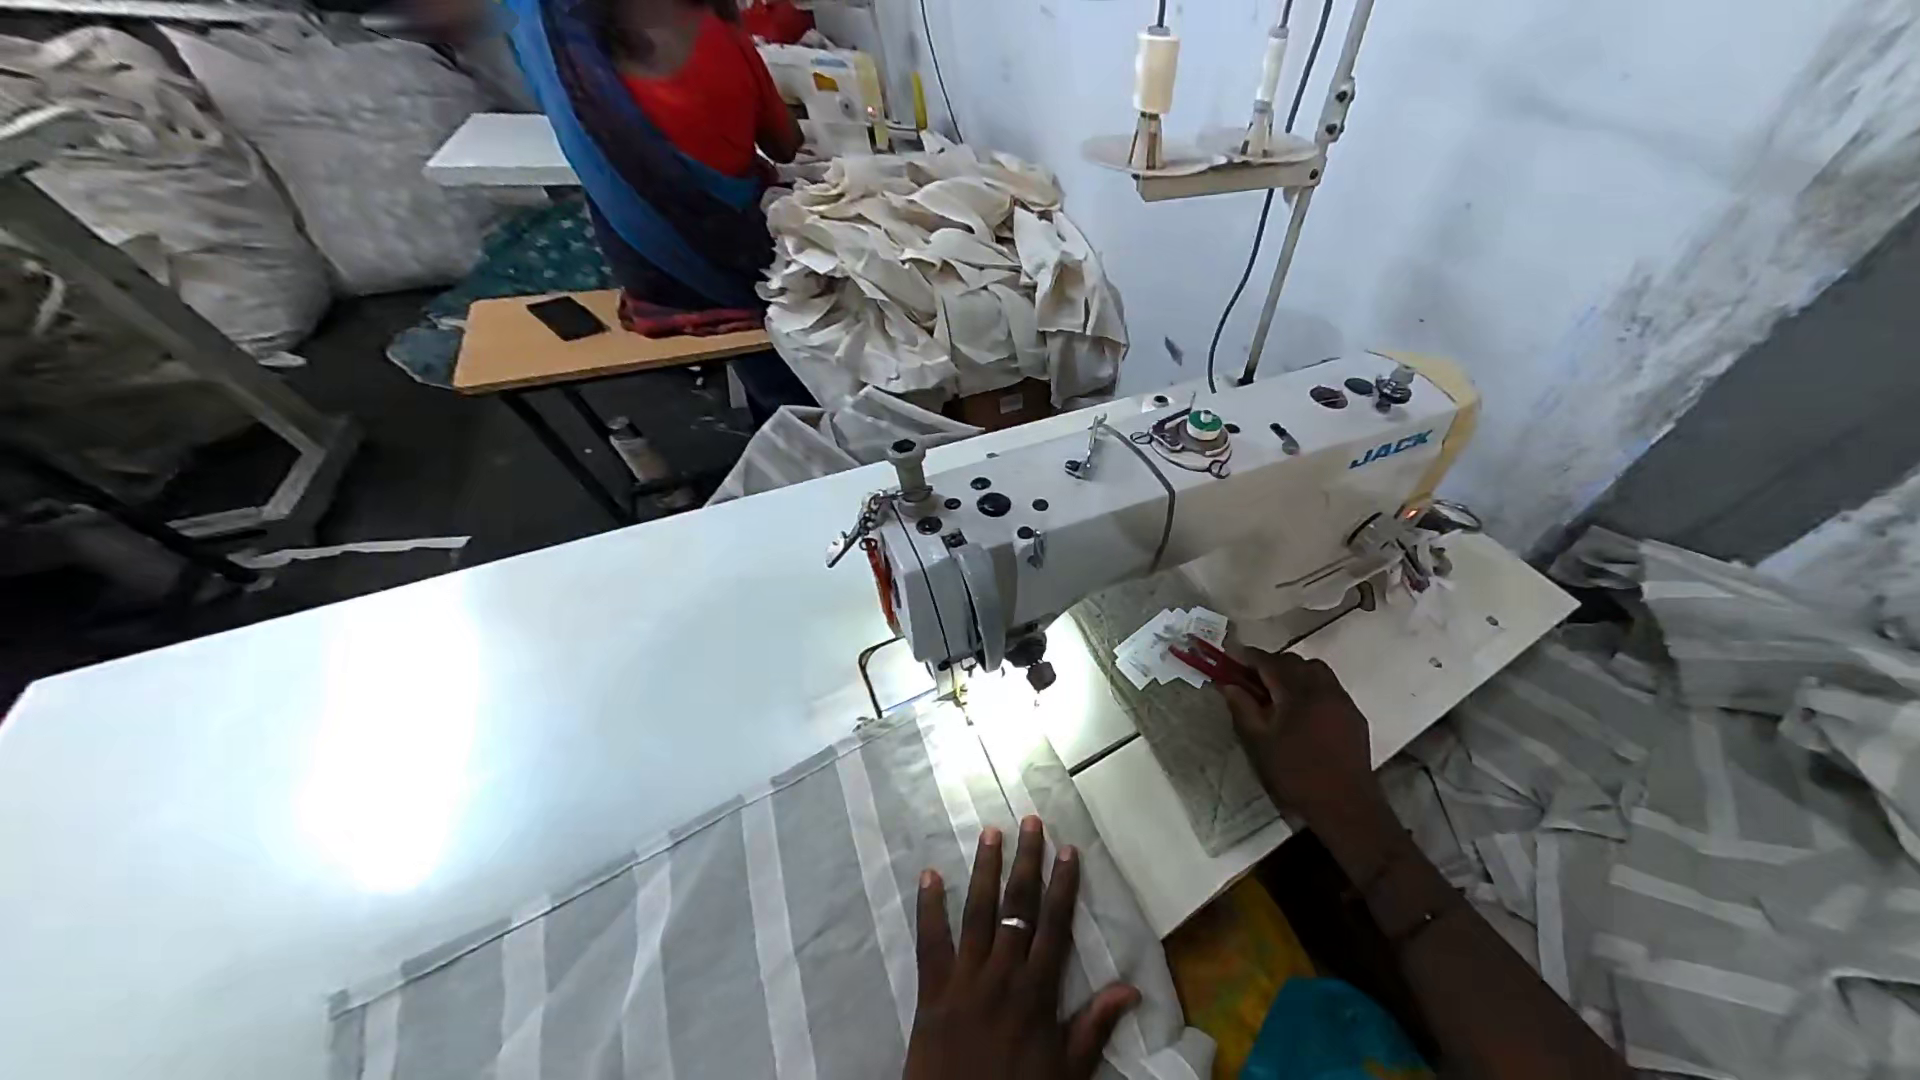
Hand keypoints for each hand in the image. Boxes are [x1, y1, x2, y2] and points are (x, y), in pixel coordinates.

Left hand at [903, 816, 1138, 1079]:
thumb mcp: (1068, 1072)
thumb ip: (1095, 1026)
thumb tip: (1131, 988)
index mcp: (1037, 991)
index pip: (1055, 925)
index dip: (1063, 885)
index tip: (1068, 849)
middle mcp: (1002, 974)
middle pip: (1017, 907)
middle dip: (1026, 862)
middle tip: (1030, 822)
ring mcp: (965, 977)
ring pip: (977, 912)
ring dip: (985, 870)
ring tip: (990, 833)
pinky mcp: (932, 988)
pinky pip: (930, 940)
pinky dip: (929, 906)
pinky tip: (929, 874)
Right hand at [1218, 650, 1378, 826]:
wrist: (1346, 807)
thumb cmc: (1295, 774)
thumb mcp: (1258, 742)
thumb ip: (1241, 707)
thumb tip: (1228, 684)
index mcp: (1299, 692)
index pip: (1269, 661)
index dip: (1247, 656)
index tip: (1229, 656)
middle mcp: (1324, 689)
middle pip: (1294, 661)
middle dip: (1270, 664)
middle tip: (1249, 680)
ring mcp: (1343, 702)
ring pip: (1315, 671)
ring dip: (1293, 673)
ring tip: (1276, 694)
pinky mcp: (1354, 716)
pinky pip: (1329, 688)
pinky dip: (1310, 687)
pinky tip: (1299, 710)